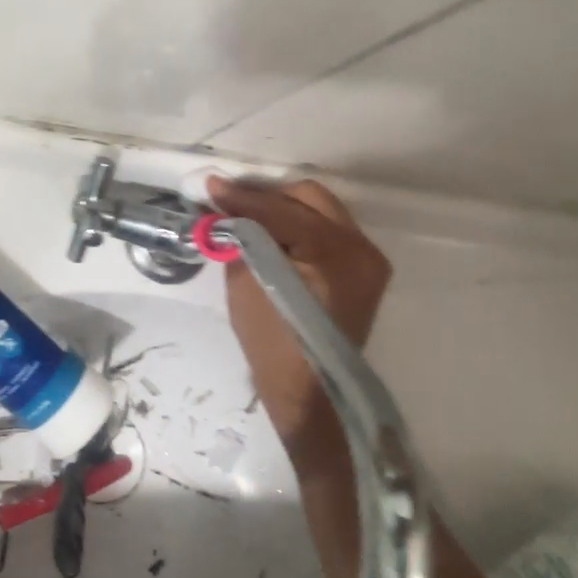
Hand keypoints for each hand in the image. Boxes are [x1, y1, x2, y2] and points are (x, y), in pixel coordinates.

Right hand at [209, 177, 390, 452]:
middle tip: (229, 203)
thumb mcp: (246, 281)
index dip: (242, 196)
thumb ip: (240, 236)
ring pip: (320, 210)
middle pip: (308, 198)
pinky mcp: (362, 271)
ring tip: (246, 215)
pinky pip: (328, 230)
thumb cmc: (272, 339)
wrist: (308, 391)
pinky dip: (299, 225)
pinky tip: (271, 234)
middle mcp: (361, 248)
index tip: (210, 186)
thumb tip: (225, 210)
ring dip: (283, 208)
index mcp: (336, 252)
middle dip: (266, 196)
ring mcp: (367, 259)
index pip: (281, 209)